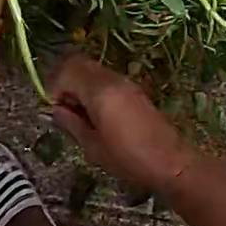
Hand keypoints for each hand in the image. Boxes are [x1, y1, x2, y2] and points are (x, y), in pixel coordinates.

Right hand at [47, 55, 199, 195]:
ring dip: (80, 85)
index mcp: (101, 91)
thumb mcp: (93, 147)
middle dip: (65, 82)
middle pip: (80, 64)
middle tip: (64, 110)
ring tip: (80, 115)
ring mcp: (126, 82)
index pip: (67, 70)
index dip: (54, 86)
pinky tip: (97, 115)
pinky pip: (106, 80)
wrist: (171, 162)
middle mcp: (114, 79)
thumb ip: (72, 123)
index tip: (55, 109)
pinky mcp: (134, 90)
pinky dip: (94, 89)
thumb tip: (56, 110)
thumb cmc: (129, 159)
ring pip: (93, 70)